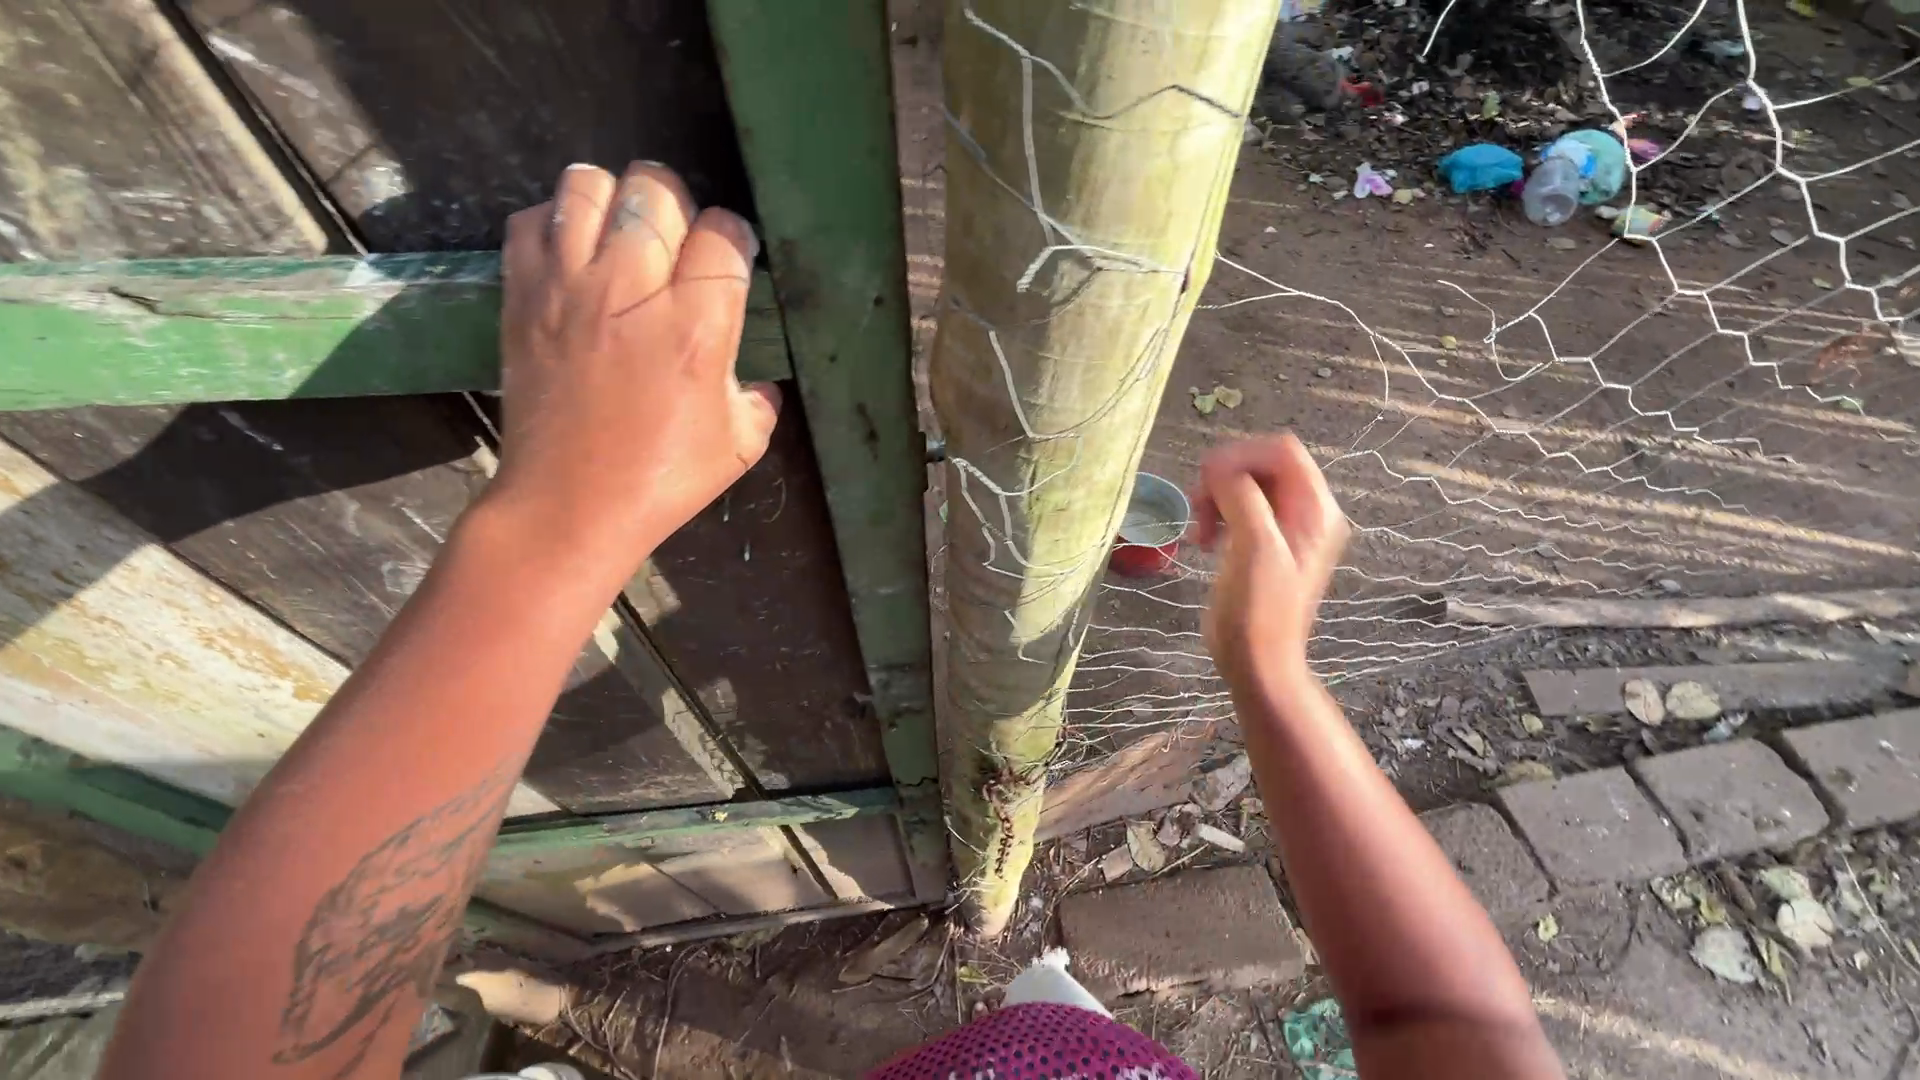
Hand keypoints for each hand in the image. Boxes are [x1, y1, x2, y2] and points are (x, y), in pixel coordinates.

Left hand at [481, 161, 781, 580]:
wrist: (570, 505)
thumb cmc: (664, 481)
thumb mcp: (741, 446)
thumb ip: (760, 400)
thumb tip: (757, 381)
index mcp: (697, 327)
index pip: (724, 233)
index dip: (735, 238)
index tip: (733, 259)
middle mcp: (633, 289)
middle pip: (656, 191)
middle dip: (679, 207)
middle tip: (678, 241)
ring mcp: (569, 286)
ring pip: (589, 184)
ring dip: (615, 200)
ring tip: (623, 233)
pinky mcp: (523, 294)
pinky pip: (534, 217)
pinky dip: (558, 221)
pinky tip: (576, 254)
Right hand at [1192, 435, 1348, 686]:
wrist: (1257, 663)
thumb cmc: (1258, 611)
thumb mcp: (1254, 548)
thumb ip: (1243, 497)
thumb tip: (1219, 468)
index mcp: (1314, 509)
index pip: (1281, 451)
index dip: (1241, 455)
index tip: (1207, 481)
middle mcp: (1305, 512)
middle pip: (1262, 463)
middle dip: (1224, 477)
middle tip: (1199, 507)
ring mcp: (1284, 529)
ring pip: (1246, 484)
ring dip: (1216, 496)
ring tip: (1200, 528)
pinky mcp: (1262, 544)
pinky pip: (1238, 508)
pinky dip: (1216, 514)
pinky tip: (1204, 540)